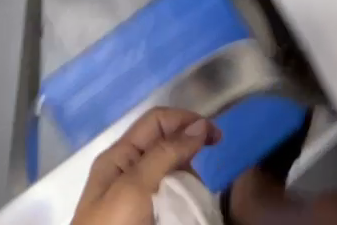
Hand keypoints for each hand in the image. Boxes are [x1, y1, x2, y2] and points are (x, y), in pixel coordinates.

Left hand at [70, 108, 220, 224]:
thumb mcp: (135, 187)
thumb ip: (165, 152)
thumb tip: (200, 125)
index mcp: (120, 155)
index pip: (158, 120)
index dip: (187, 121)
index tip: (216, 138)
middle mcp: (128, 170)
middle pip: (167, 145)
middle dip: (189, 155)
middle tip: (200, 180)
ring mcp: (136, 196)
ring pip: (173, 173)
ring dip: (189, 182)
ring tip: (193, 202)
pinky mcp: (147, 217)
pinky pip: (172, 198)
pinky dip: (185, 201)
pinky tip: (189, 212)